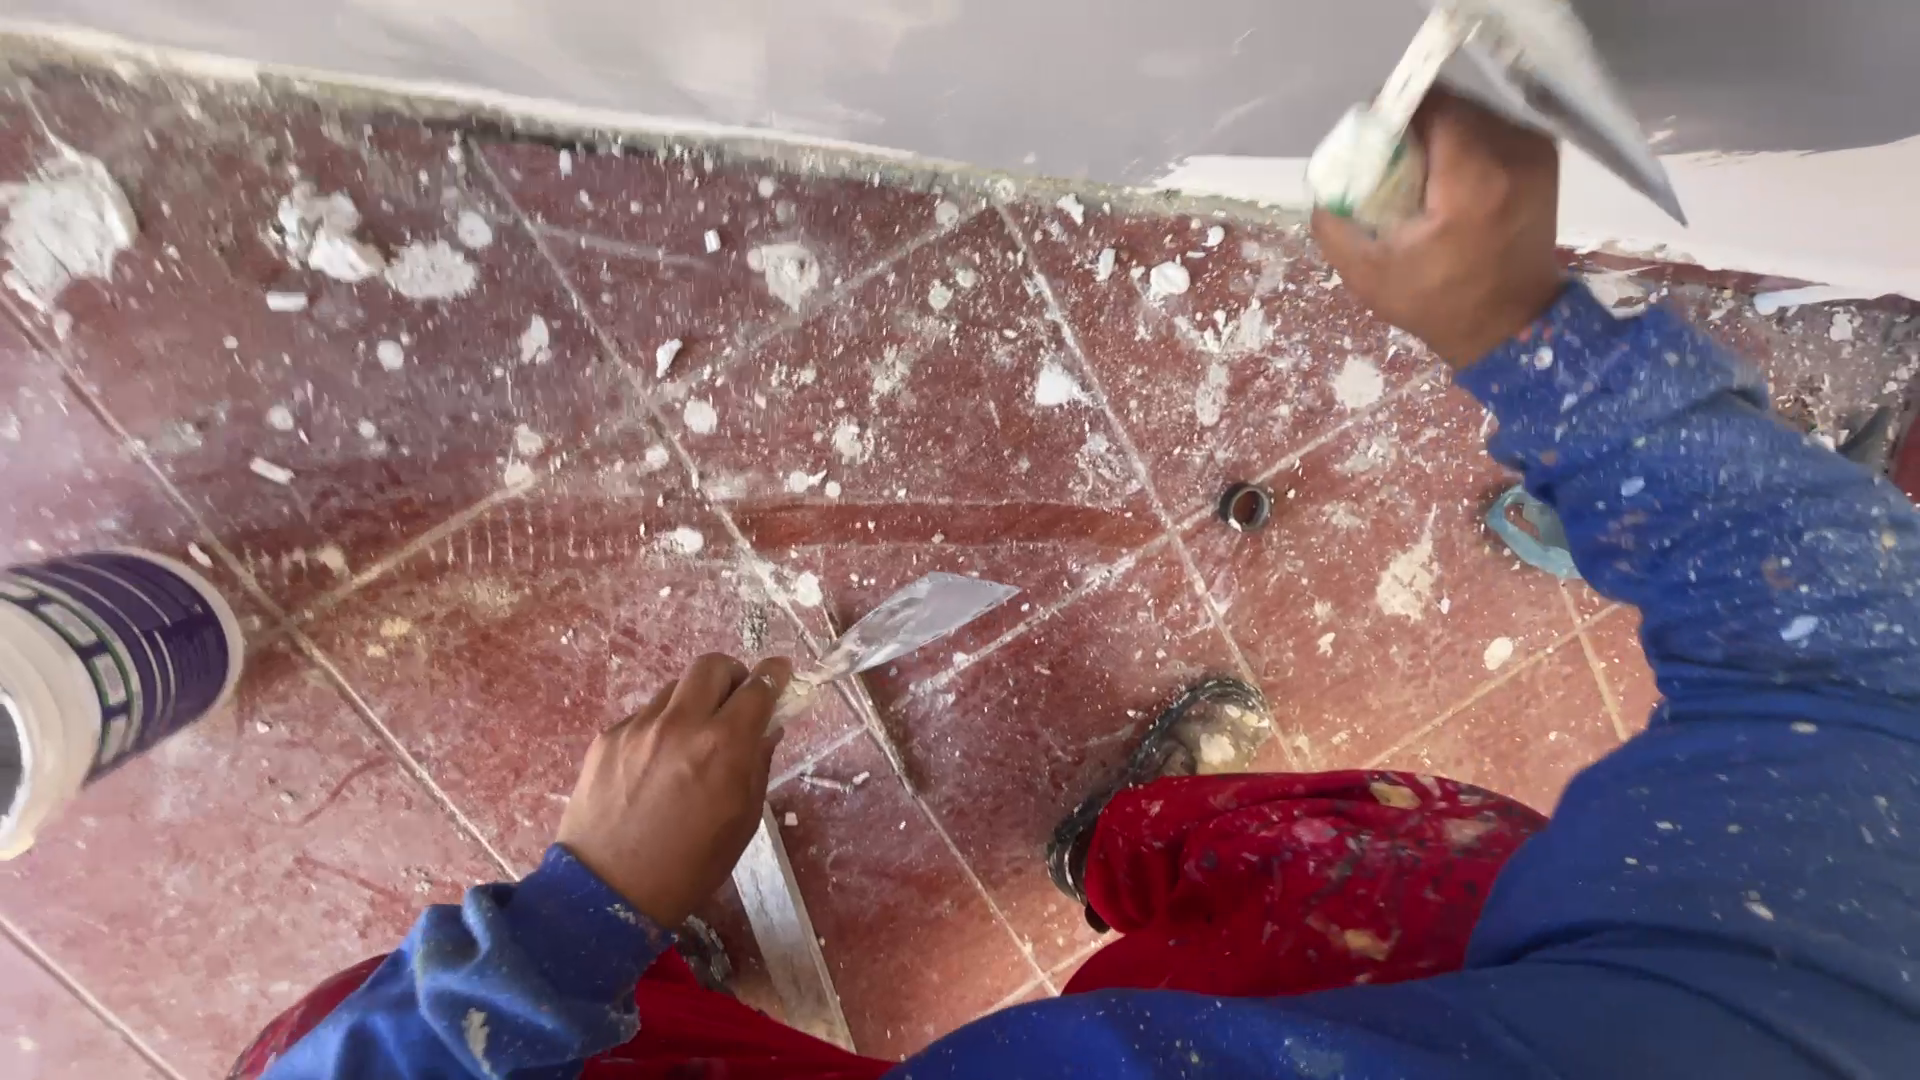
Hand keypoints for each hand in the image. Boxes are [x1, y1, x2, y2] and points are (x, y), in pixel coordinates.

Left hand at [556, 653, 791, 925]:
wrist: (604, 895)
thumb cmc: (689, 866)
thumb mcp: (743, 820)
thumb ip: (758, 764)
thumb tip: (767, 729)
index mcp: (724, 744)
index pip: (759, 686)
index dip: (775, 674)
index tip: (780, 672)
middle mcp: (682, 723)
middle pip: (712, 665)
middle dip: (732, 674)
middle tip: (735, 699)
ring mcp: (639, 727)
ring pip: (676, 688)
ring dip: (694, 702)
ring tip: (691, 738)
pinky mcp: (607, 738)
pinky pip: (644, 716)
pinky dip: (660, 727)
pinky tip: (655, 764)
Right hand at [1312, 90, 1564, 368]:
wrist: (1507, 321)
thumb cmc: (1433, 302)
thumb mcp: (1365, 273)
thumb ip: (1335, 223)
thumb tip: (1328, 181)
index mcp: (1471, 180)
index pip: (1430, 107)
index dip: (1392, 116)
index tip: (1368, 144)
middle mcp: (1513, 151)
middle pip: (1450, 107)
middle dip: (1410, 129)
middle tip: (1385, 166)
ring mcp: (1535, 149)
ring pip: (1470, 114)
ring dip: (1435, 137)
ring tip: (1413, 177)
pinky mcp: (1543, 154)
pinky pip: (1489, 129)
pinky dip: (1459, 146)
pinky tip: (1443, 182)